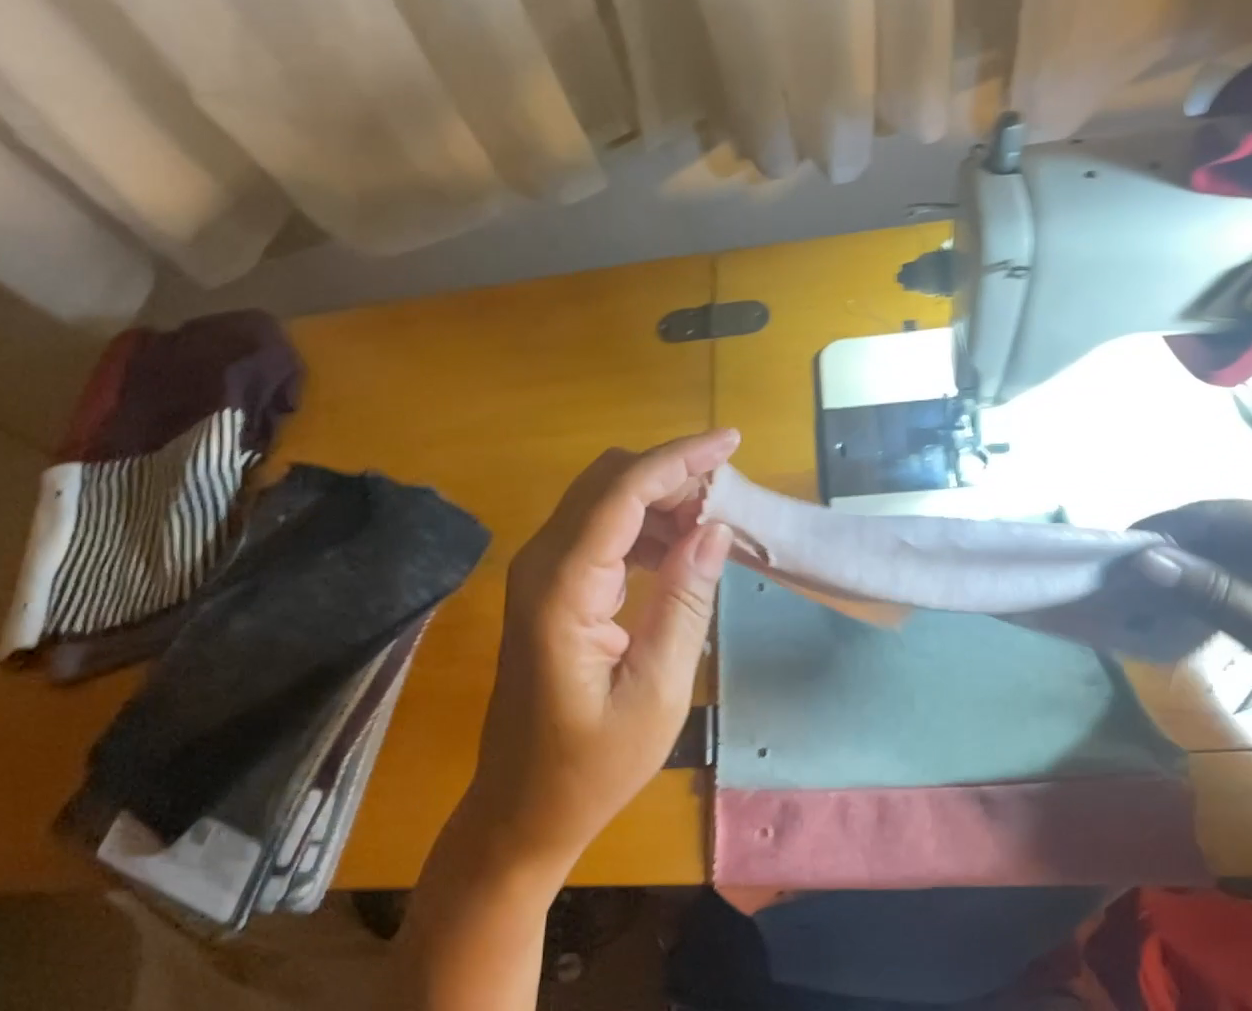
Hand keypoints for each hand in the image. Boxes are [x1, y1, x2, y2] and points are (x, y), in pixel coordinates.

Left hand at [458, 429, 737, 872]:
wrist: (520, 810)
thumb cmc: (591, 767)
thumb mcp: (657, 692)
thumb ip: (685, 601)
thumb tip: (715, 527)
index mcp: (562, 588)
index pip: (622, 493)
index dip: (679, 459)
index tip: (731, 440)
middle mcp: (540, 566)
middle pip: (607, 482)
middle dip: (671, 474)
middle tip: (731, 495)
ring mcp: (538, 576)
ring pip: (602, 502)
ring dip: (658, 500)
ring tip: (715, 523)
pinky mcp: (547, 591)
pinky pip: (597, 534)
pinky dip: (641, 528)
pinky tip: (679, 550)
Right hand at [1124, 499, 1251, 755]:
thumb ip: (1218, 594)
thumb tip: (1145, 560)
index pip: (1223, 513)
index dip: (1165, 530)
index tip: (1114, 554)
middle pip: (1226, 528)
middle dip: (1173, 553)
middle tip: (1120, 581)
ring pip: (1235, 550)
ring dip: (1191, 573)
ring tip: (1140, 596)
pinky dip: (1217, 588)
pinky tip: (1184, 607)